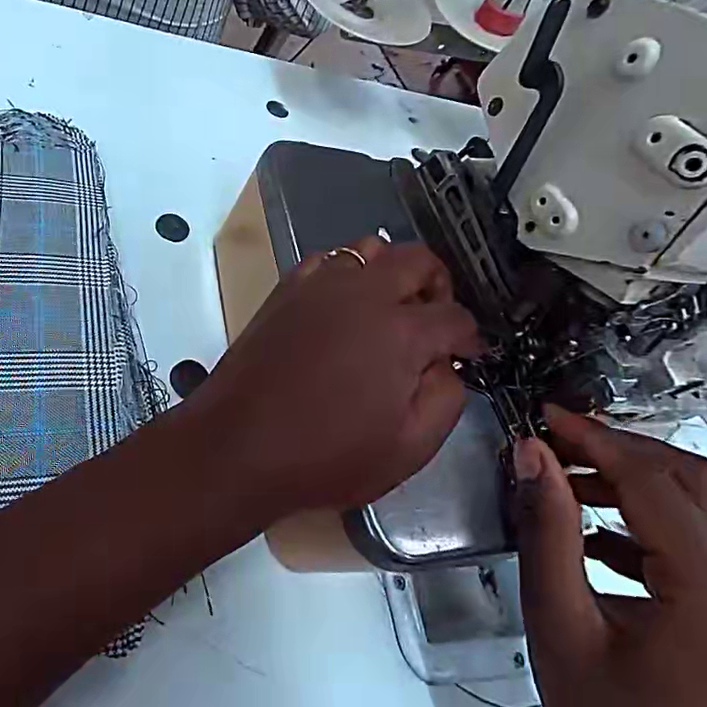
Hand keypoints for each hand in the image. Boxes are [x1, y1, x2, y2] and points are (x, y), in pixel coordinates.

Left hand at [191, 236, 480, 516]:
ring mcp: (317, 286)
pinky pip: (325, 262)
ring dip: (389, 272)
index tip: (466, 354)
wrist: (237, 445)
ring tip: (388, 312)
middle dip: (437, 286)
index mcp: (399, 331)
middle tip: (433, 321)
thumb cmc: (324, 456)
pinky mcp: (283, 291)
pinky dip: (344, 274)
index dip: (469, 337)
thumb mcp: (408, 447)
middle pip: (417, 259)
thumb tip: (446, 364)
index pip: (454, 315)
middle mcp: (360, 294)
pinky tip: (341, 309)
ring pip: (368, 249)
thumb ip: (445, 397)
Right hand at [516, 408, 706, 706]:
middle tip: (561, 441)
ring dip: (648, 485)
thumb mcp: (559, 625)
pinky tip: (606, 538)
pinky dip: (667, 527)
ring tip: (573, 483)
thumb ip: (547, 530)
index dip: (601, 440)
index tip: (549, 414)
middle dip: (629, 452)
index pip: (663, 489)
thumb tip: (532, 452)